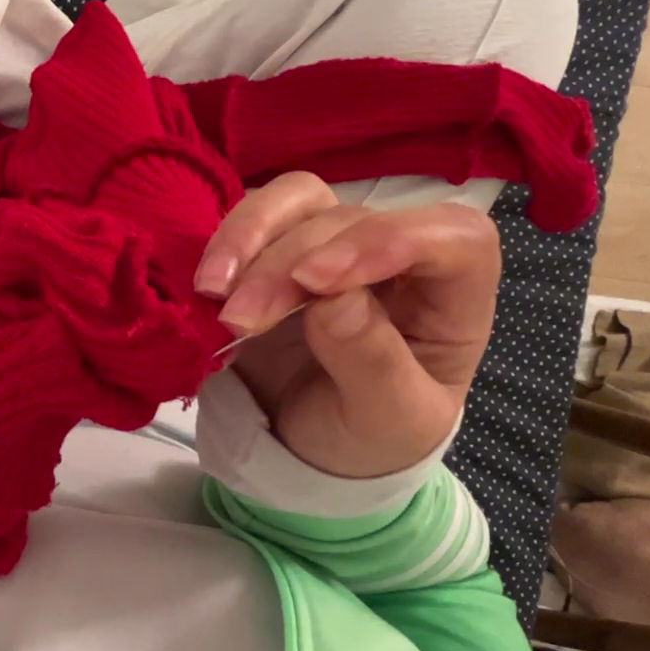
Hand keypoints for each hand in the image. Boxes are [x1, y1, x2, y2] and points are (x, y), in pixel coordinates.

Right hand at [193, 172, 500, 478]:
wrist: (305, 449)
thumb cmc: (367, 439)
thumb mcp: (387, 422)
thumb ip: (373, 363)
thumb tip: (333, 299)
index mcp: (448, 298)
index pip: (448, 236)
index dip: (387, 241)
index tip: (317, 282)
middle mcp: (391, 259)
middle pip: (347, 218)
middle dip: (286, 263)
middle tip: (239, 321)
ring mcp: (326, 251)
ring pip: (295, 201)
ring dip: (247, 237)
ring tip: (209, 290)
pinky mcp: (270, 256)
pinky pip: (248, 224)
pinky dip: (222, 246)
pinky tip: (200, 285)